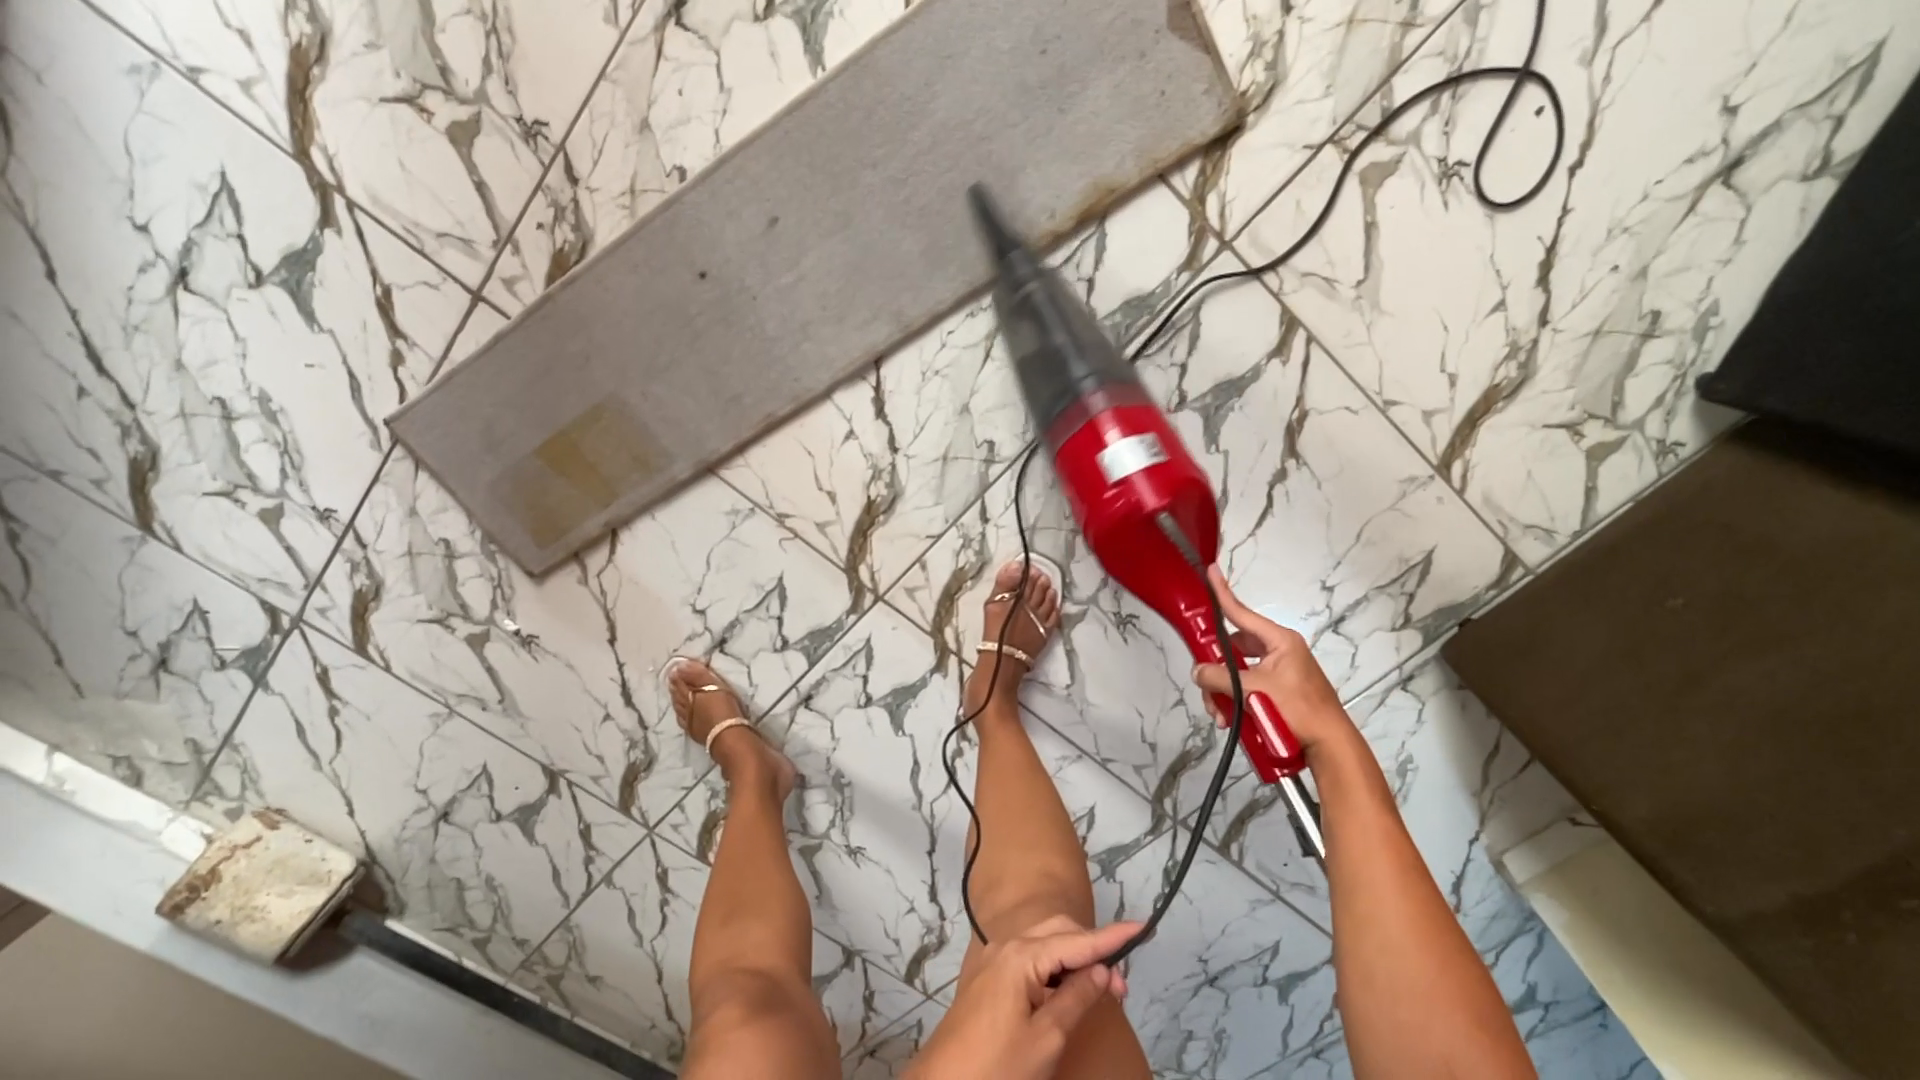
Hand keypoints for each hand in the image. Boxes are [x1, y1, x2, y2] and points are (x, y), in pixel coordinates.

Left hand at [905, 917, 1138, 1079]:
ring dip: (1074, 959)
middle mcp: (1005, 947)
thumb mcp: (1047, 1037)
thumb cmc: (997, 1065)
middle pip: (1059, 931)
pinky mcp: (988, 979)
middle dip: (1093, 948)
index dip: (1113, 936)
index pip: (1077, 940)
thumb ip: (1077, 998)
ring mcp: (993, 961)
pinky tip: (1068, 989)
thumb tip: (1102, 969)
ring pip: (1044, 943)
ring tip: (1102, 989)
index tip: (1144, 926)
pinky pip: (1029, 959)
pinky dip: (1054, 968)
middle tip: (1121, 985)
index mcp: (1021, 956)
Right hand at [1191, 566, 1354, 753]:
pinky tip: (1230, 721)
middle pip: (1233, 649)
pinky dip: (1235, 702)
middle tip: (1206, 689)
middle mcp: (1279, 651)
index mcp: (1280, 641)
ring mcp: (1279, 672)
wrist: (1329, 745)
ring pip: (1237, 673)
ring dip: (1223, 692)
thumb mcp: (1254, 690)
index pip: (1242, 613)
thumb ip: (1220, 677)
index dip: (1223, 594)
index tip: (1210, 571)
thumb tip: (1198, 671)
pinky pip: (1247, 689)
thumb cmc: (1298, 709)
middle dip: (1216, 671)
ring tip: (1221, 715)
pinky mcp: (1278, 692)